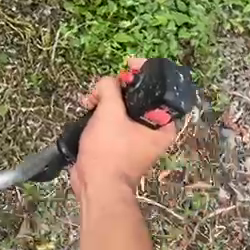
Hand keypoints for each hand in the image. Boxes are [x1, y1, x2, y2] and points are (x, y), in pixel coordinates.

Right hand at [70, 59, 175, 199]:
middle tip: (101, 88)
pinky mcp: (118, 143)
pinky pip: (112, 120)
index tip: (127, 64)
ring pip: (122, 108)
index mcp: (163, 125)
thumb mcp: (109, 113)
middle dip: (116, 88)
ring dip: (104, 100)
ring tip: (89, 101)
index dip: (143, 73)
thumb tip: (107, 82)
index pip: (159, 90)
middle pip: (137, 97)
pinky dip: (100, 113)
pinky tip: (86, 110)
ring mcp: (135, 137)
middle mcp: (153, 130)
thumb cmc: (110, 150)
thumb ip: (110, 89)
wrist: (97, 184)